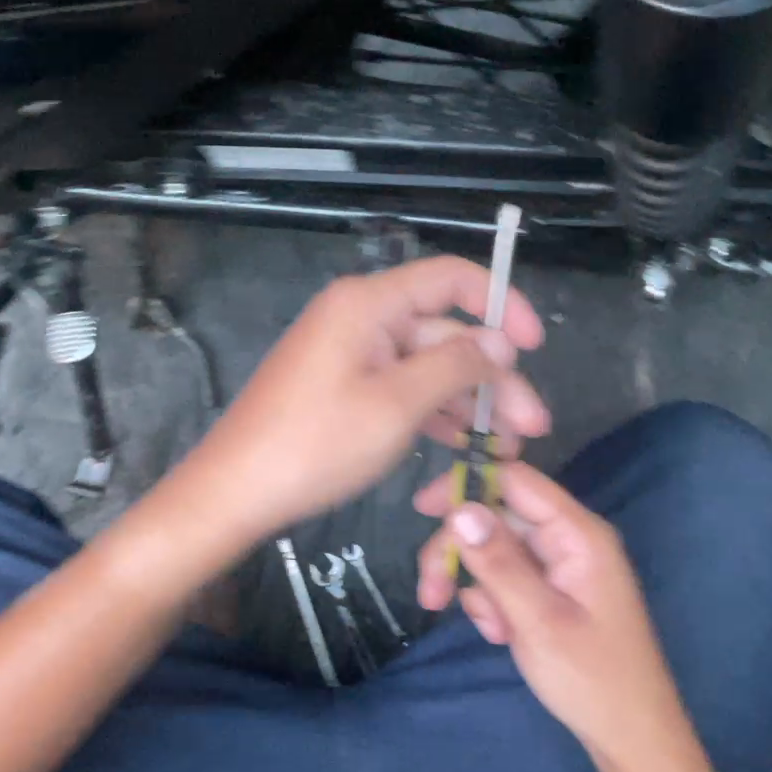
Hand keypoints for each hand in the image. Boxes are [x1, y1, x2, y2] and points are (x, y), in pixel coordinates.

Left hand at [183, 256, 548, 539]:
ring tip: (505, 447)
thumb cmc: (316, 445)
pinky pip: (399, 388)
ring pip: (426, 366)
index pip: (452, 278)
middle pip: (444, 332)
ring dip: (467, 402)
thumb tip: (500, 341)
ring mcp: (350, 355)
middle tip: (531, 427)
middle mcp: (361, 318)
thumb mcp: (397, 405)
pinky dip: (431, 412)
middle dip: (492, 377)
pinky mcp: (342, 388)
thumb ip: (455, 365)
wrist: (237, 492)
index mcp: (370, 304)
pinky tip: (461, 443)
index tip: (535, 347)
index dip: (502, 304)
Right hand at [415, 462, 691, 767]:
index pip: (515, 481)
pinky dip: (493, 604)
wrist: (629, 737)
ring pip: (496, 552)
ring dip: (476, 585)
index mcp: (578, 534)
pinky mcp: (552, 593)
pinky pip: (507, 580)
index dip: (466, 486)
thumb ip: (498, 563)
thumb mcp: (537, 620)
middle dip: (459, 552)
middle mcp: (569, 541)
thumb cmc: (592, 678)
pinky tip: (502, 636)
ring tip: (487, 630)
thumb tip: (460, 509)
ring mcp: (561, 568)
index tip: (422, 509)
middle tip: (430, 594)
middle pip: (497, 519)